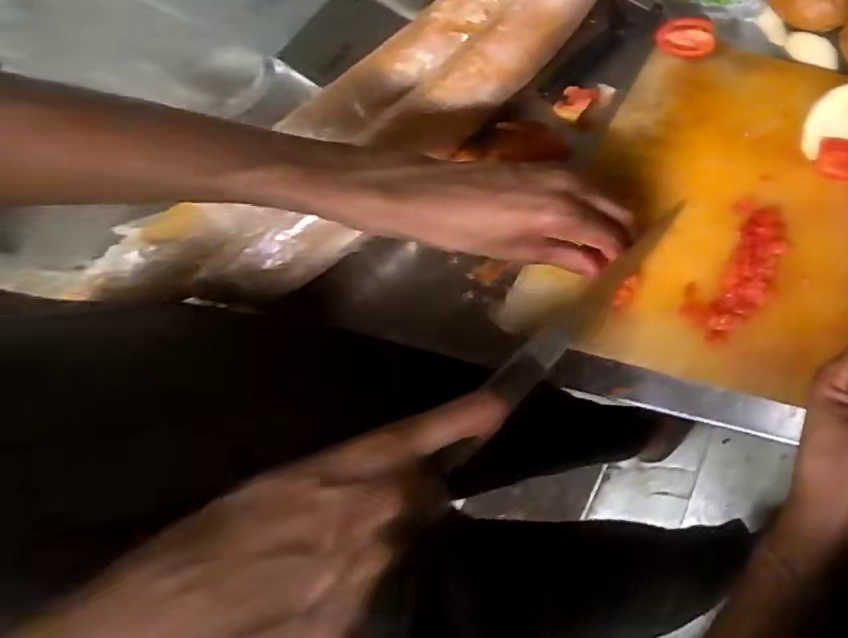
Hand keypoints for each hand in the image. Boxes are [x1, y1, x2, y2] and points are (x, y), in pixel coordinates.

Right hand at [23, 391, 506, 637]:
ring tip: (317, 564)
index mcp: (335, 473)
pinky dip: (350, 589)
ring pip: (395, 543)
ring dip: (379, 544)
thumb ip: (332, 481)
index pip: (413, 437)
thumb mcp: (260, 498)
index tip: (498, 406)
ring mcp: (361, 565)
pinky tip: (304, 599)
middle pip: (417, 495)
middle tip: (372, 511)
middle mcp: (365, 511)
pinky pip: (367, 591)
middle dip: (409, 496)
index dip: (460, 419)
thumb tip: (382, 474)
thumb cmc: (173, 564)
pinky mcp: (345, 616)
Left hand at [297, 158, 635, 274]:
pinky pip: (592, 186)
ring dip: (614, 217)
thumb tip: (598, 267)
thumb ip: (563, 255)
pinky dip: (599, 204)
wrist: (421, 191)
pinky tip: (587, 221)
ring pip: (609, 195)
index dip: (620, 254)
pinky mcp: (553, 166)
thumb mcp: (514, 250)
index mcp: (563, 213)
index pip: (610, 234)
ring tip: (606, 242)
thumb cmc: (462, 229)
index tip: (621, 270)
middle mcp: (573, 187)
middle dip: (626, 233)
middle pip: (619, 209)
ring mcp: (565, 172)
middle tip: (620, 256)